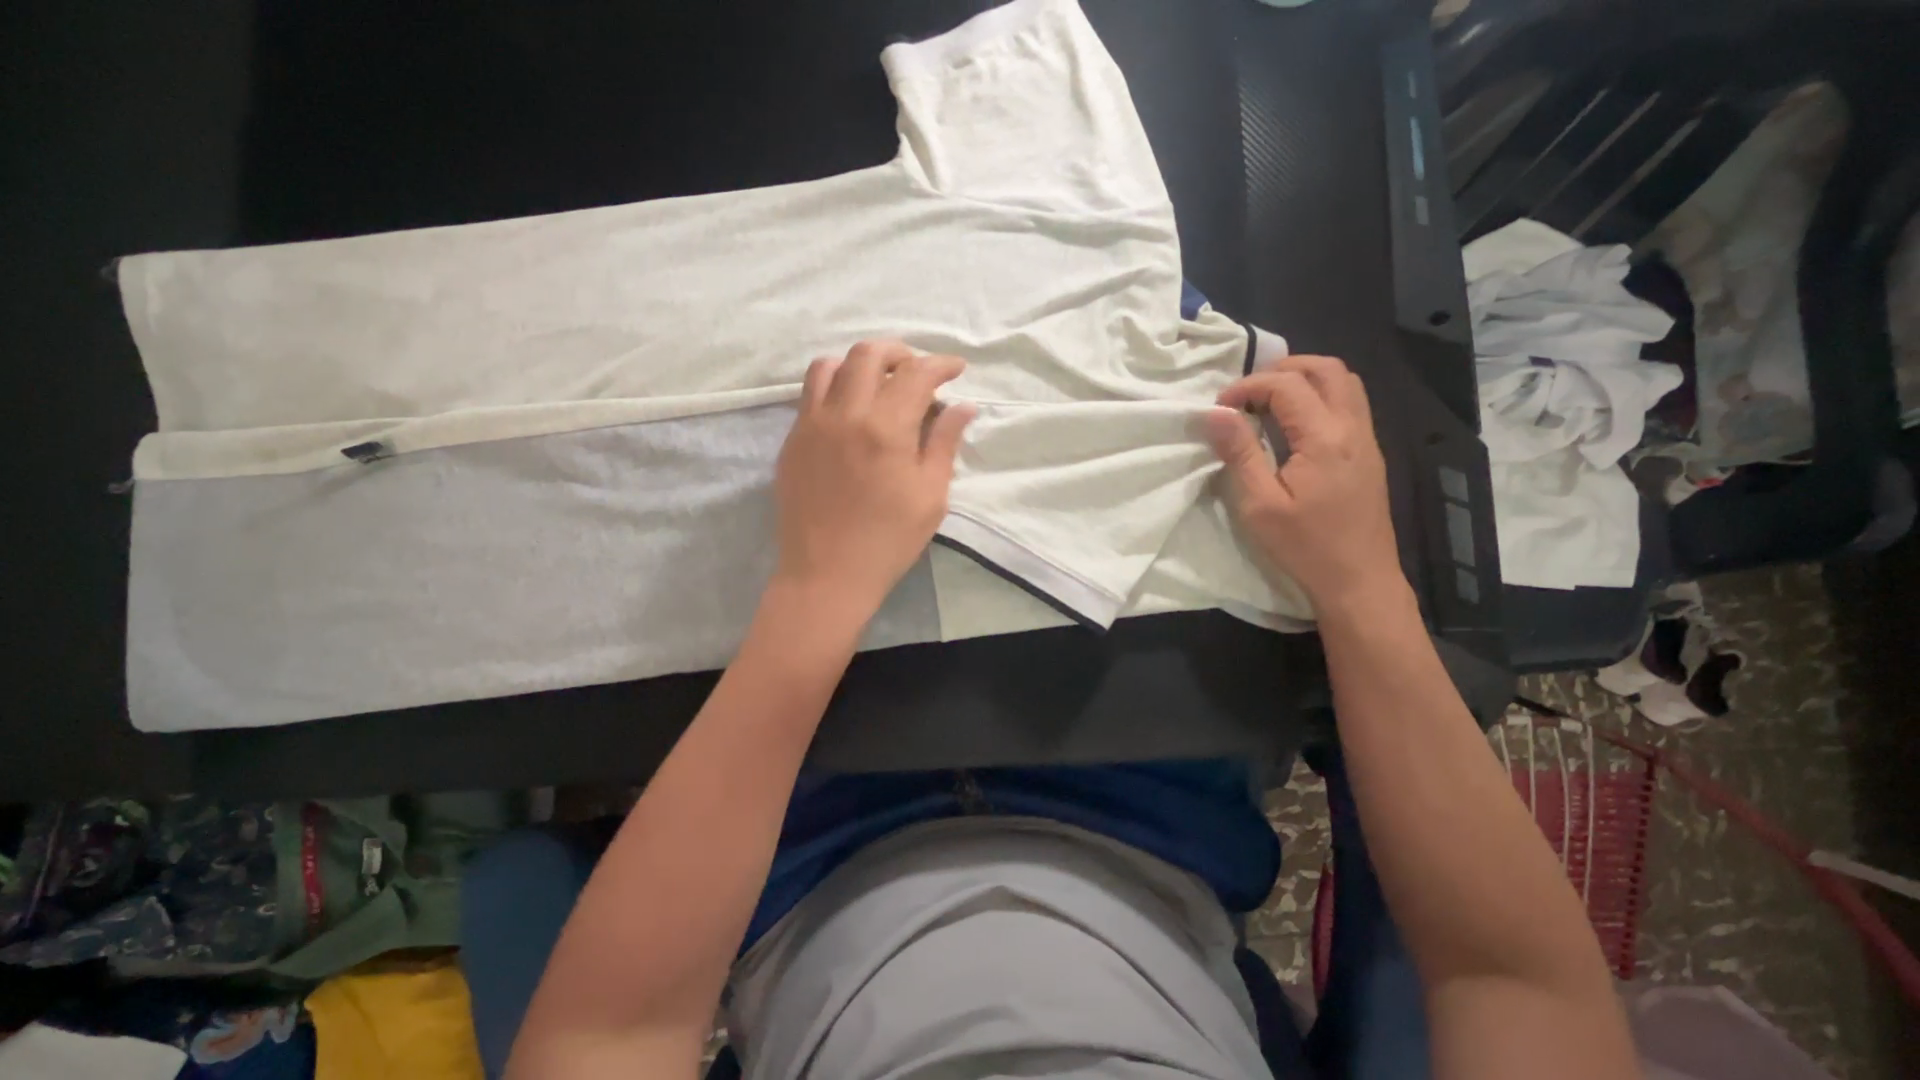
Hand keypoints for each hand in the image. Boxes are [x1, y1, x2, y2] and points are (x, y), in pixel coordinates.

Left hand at [773, 340, 975, 616]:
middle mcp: (844, 414)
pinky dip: (834, 387)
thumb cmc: (888, 541)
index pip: (916, 373)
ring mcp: (811, 425)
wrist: (825, 575)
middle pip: (868, 354)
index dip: (941, 364)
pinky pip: (810, 395)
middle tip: (918, 372)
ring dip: (860, 364)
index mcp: (885, 428)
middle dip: (899, 353)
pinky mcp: (792, 441)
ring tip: (879, 384)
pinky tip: (850, 411)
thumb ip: (944, 443)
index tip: (956, 369)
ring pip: (830, 365)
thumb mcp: (930, 496)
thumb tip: (962, 407)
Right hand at [1203, 354, 1404, 613]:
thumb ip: (1239, 453)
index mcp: (1324, 437)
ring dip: (1305, 380)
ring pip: (1344, 382)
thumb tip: (1214, 413)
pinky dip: (1320, 397)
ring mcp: (1367, 440)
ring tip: (1270, 403)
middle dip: (1282, 369)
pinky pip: (1350, 404)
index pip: (1286, 385)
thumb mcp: (1259, 505)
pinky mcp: (1369, 455)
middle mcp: (1352, 428)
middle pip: (1326, 368)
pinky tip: (1294, 426)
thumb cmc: (1305, 547)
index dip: (1248, 386)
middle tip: (1249, 394)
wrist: (1359, 582)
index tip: (1220, 408)